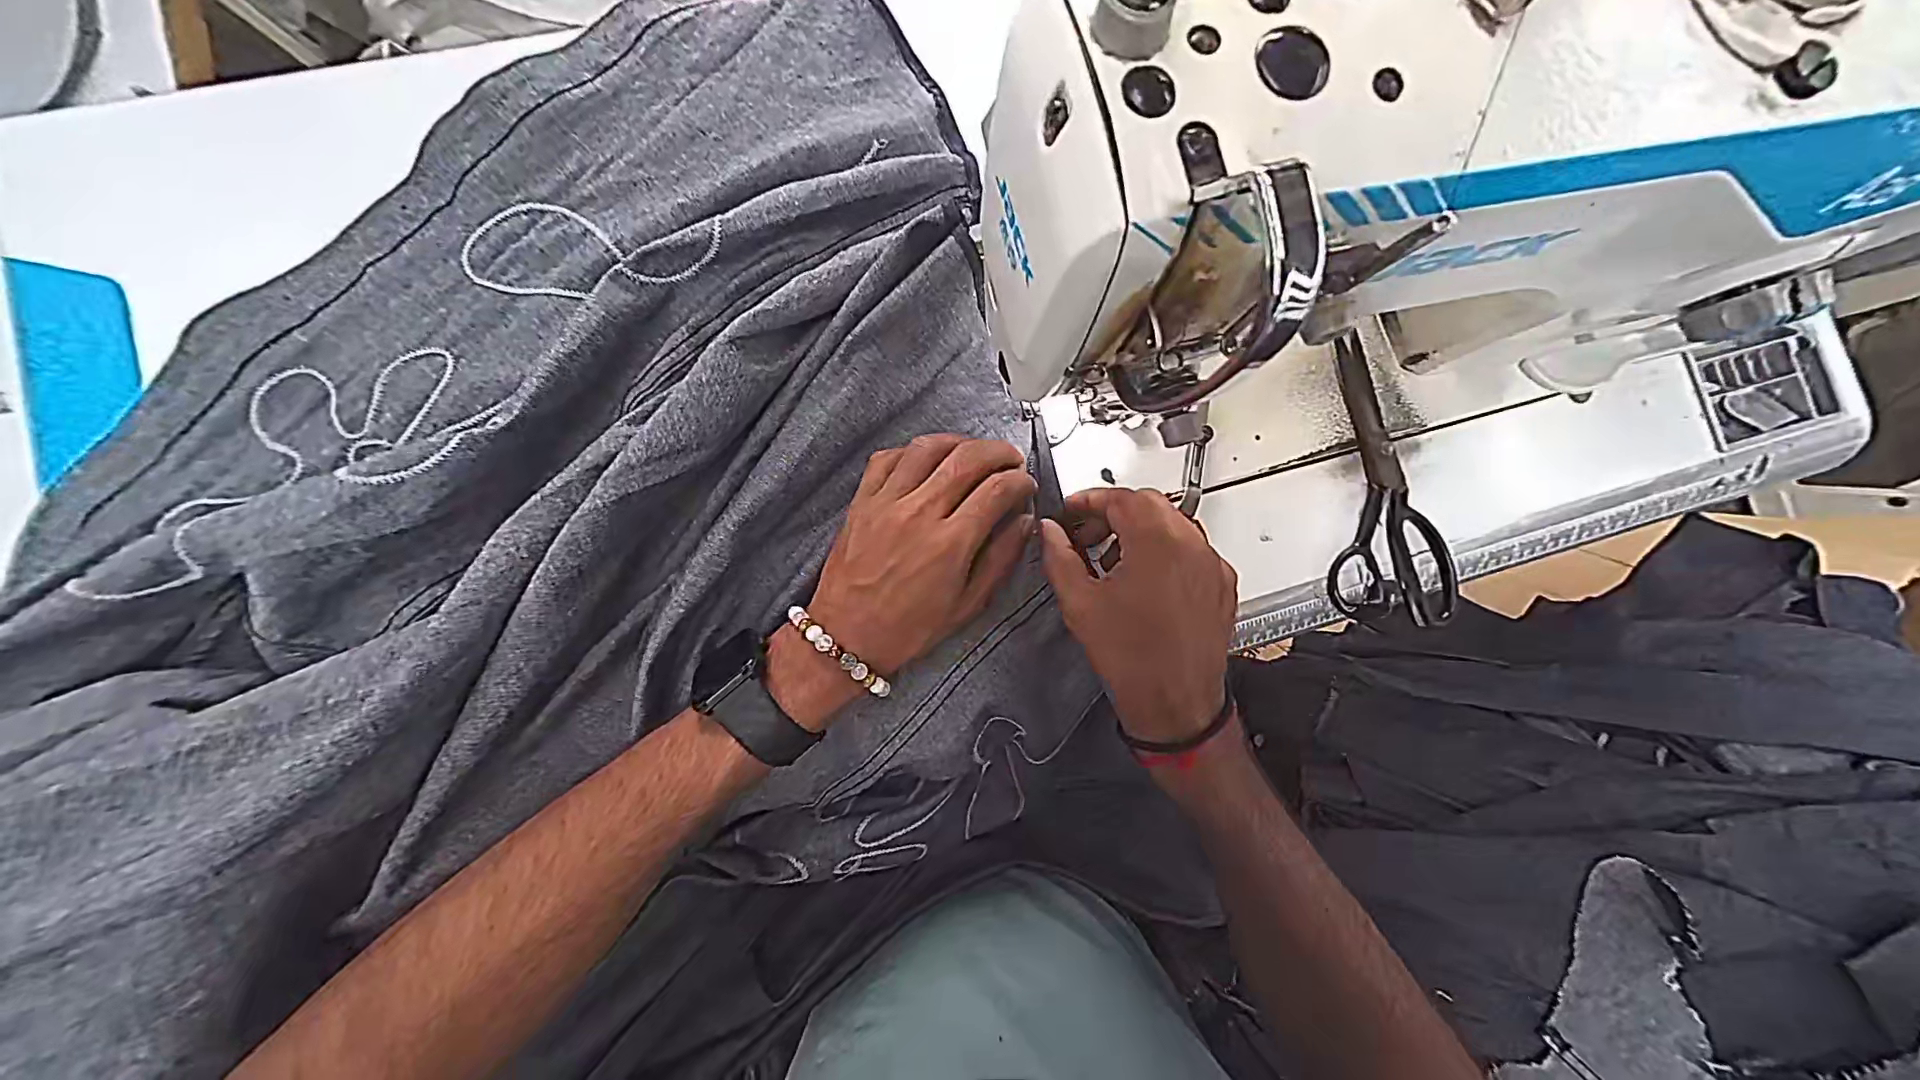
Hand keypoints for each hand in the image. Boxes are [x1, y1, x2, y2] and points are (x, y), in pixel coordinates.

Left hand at [766, 435, 1036, 730]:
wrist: (848, 636)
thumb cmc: (905, 628)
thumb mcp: (967, 605)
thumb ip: (1001, 559)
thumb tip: (1024, 524)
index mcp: (949, 544)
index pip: (996, 489)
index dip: (1020, 481)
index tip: (1025, 485)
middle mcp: (918, 515)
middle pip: (968, 458)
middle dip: (999, 452)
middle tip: (1010, 459)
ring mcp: (886, 504)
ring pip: (928, 448)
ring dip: (959, 442)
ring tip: (973, 451)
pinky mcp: (862, 502)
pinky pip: (887, 458)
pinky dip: (912, 450)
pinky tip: (926, 458)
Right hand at [1037, 488, 1236, 743]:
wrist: (1176, 702)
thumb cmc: (1136, 661)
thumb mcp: (1080, 603)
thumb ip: (1060, 557)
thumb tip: (1052, 533)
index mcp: (1157, 543)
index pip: (1121, 498)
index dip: (1089, 501)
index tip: (1072, 512)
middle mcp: (1192, 546)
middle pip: (1149, 504)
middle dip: (1113, 513)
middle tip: (1087, 535)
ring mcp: (1211, 565)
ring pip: (1173, 524)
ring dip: (1140, 531)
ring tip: (1112, 561)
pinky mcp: (1221, 584)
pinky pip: (1192, 550)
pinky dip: (1165, 552)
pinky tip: (1143, 580)